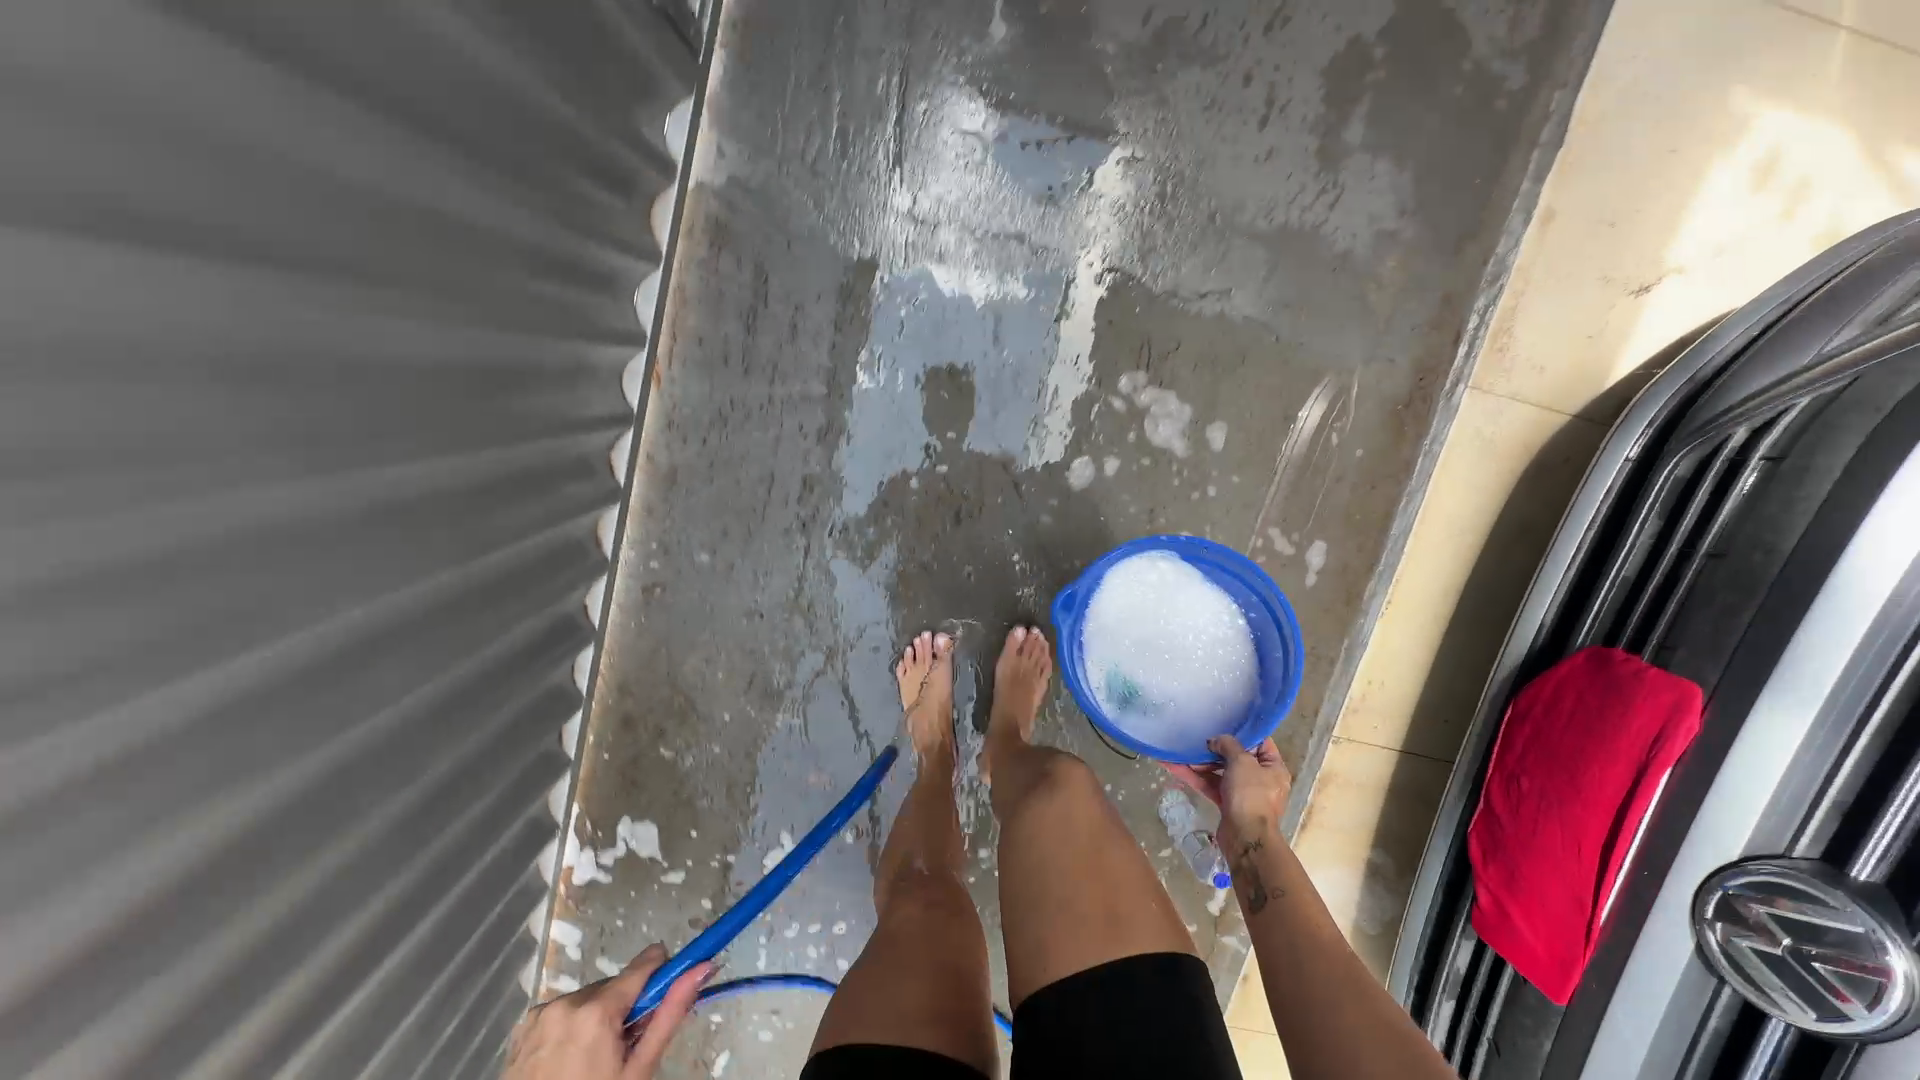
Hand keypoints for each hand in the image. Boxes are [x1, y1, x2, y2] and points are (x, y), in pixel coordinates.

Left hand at [502, 944, 709, 1079]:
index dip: (661, 972)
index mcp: (595, 1011)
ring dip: (599, 1017)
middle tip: (629, 1046)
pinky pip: (562, 1013)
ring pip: (587, 1000)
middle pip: (613, 989)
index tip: (674, 981)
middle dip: (626, 1008)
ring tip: (597, 1060)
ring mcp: (539, 1016)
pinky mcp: (522, 1030)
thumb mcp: (638, 1069)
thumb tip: (702, 969)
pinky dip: (573, 1026)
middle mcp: (565, 1003)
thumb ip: (670, 1015)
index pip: (640, 969)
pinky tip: (571, 1060)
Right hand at [1163, 735, 1291, 840]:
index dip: (1243, 733)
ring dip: (1201, 764)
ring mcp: (1243, 793)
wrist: (1245, 837)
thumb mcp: (1242, 762)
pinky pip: (1211, 786)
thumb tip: (1215, 741)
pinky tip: (1175, 768)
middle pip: (1236, 758)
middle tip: (1197, 740)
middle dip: (1215, 750)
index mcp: (1273, 768)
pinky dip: (1196, 778)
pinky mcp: (1228, 804)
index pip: (1261, 743)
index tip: (1223, 724)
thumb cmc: (1250, 794)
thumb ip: (1228, 745)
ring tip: (1180, 753)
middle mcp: (1261, 779)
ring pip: (1220, 772)